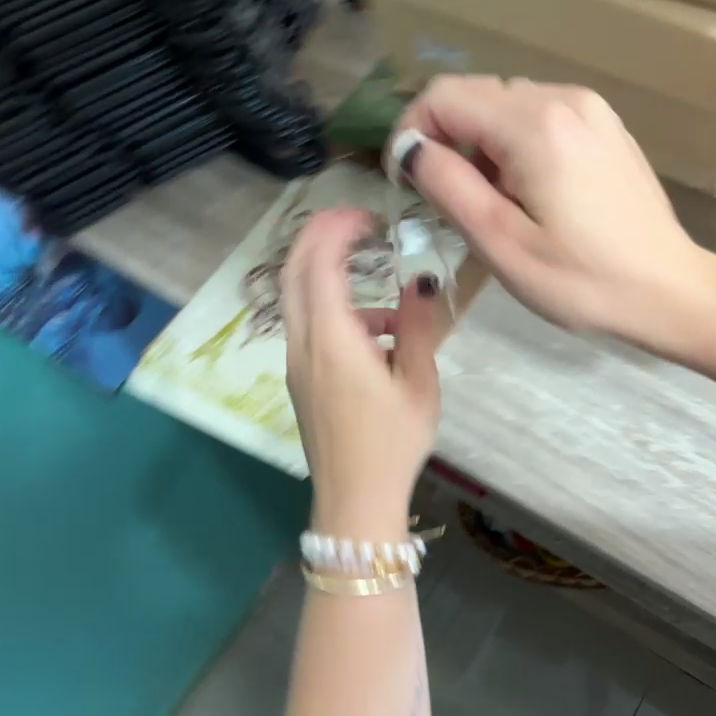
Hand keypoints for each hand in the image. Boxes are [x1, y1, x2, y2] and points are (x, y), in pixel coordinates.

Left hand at [281, 206, 442, 534]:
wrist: (356, 499)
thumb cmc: (393, 442)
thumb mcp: (419, 383)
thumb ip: (418, 326)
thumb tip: (421, 280)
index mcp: (333, 341)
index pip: (319, 264)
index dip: (337, 229)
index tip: (370, 216)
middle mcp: (304, 344)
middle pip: (294, 273)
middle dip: (320, 239)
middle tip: (359, 226)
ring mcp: (297, 363)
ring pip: (299, 300)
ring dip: (331, 279)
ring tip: (389, 303)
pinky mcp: (301, 380)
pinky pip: (310, 327)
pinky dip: (336, 311)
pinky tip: (380, 339)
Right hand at [391, 76, 715, 350]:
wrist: (672, 291)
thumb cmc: (585, 281)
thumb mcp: (504, 245)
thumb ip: (448, 186)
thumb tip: (408, 148)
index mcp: (536, 125)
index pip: (445, 95)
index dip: (413, 132)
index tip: (409, 181)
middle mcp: (566, 99)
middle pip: (478, 95)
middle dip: (451, 140)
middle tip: (456, 202)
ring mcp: (594, 110)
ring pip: (510, 105)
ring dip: (487, 145)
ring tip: (500, 205)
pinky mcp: (610, 129)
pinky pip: (546, 118)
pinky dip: (522, 145)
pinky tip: (536, 194)